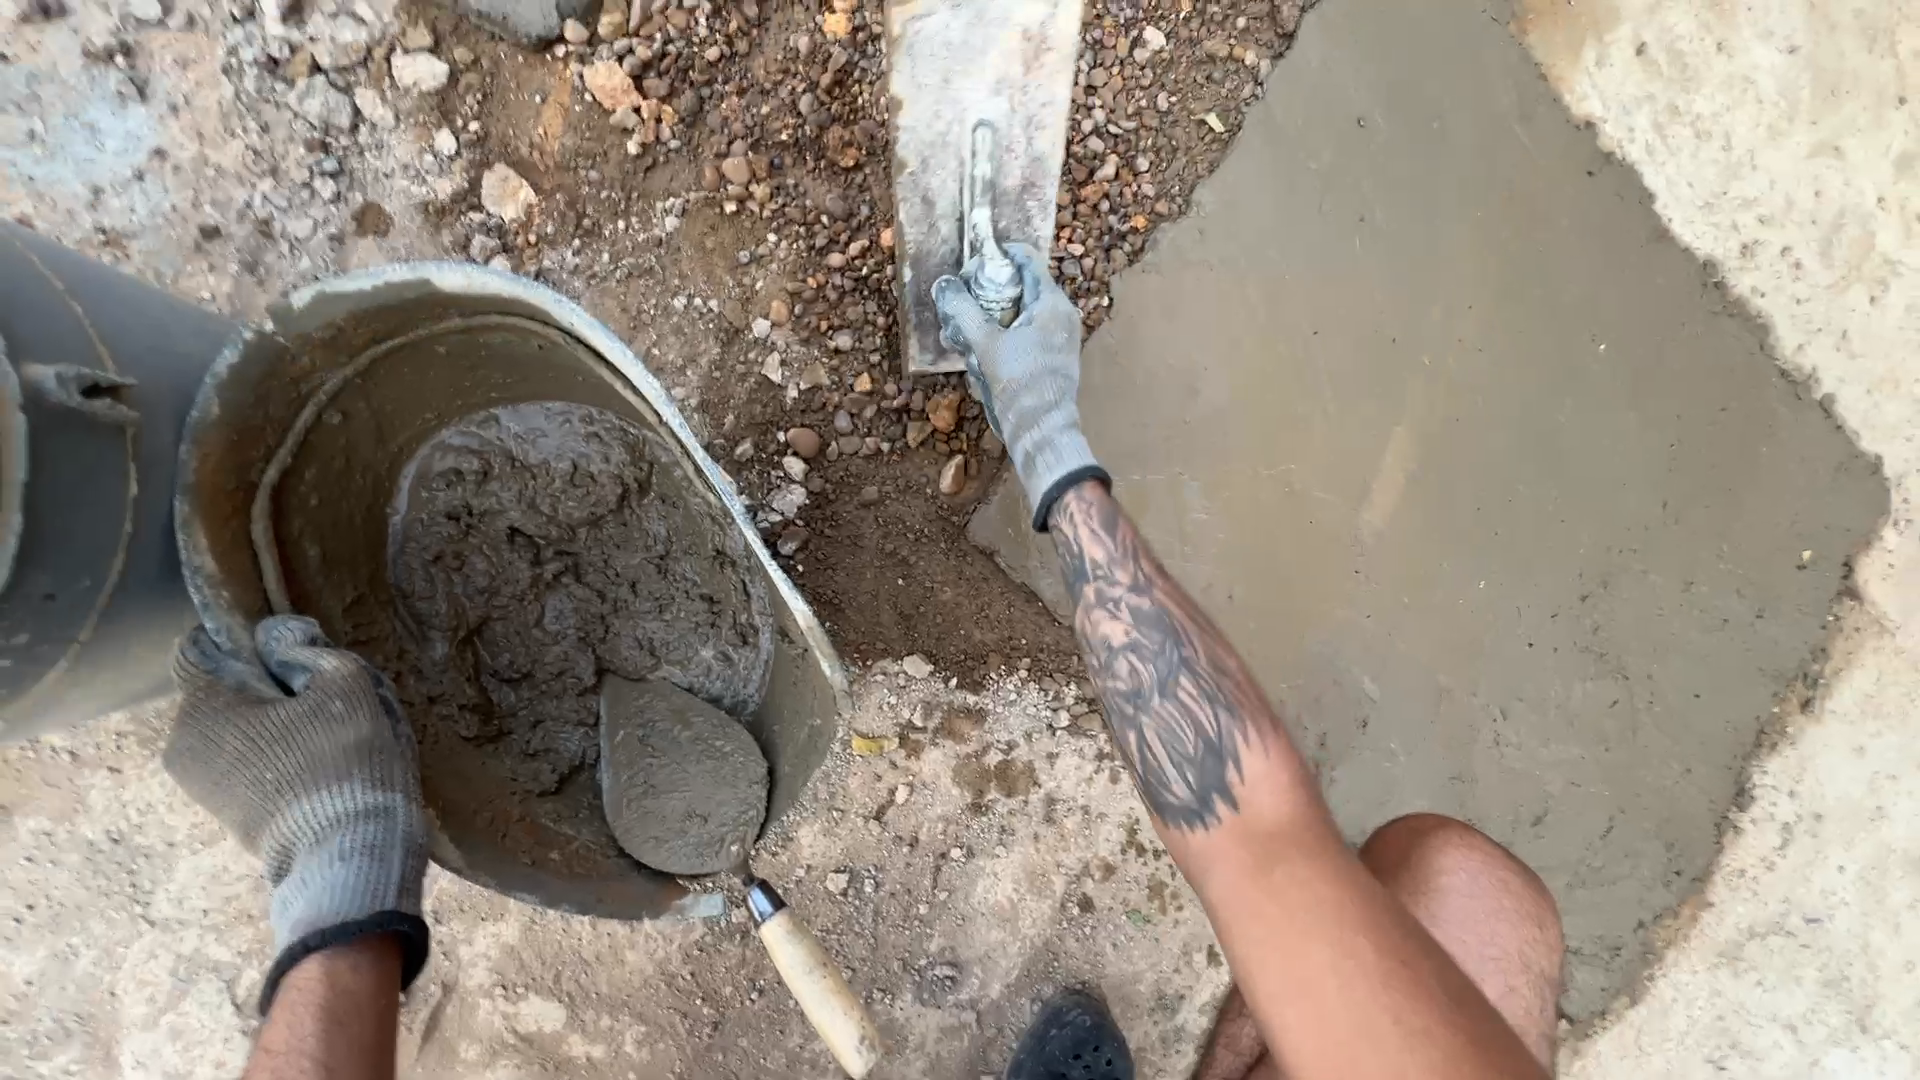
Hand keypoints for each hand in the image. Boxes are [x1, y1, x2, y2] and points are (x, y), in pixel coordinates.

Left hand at [166, 615, 430, 1012]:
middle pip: (238, 692)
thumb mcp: (345, 684)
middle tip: (340, 696)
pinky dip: (291, 753)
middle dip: (285, 688)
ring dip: (292, 722)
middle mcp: (184, 745)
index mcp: (201, 709)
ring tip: (344, 732)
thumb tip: (285, 637)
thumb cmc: (343, 754)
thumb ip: (313, 652)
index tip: (307, 650)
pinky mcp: (230, 810)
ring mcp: (202, 784)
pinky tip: (333, 761)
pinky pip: (258, 760)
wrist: (347, 842)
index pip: (212, 651)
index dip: (262, 643)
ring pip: (251, 728)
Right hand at [932, 242, 1109, 530]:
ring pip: (1022, 314)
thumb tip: (943, 285)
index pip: (1026, 259)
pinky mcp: (1056, 358)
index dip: (996, 257)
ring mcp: (1062, 337)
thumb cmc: (1019, 384)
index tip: (971, 269)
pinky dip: (1004, 338)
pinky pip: (1027, 336)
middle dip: (988, 294)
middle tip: (962, 304)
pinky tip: (981, 355)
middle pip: (1022, 287)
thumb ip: (963, 311)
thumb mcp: (985, 343)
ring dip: (992, 320)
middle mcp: (1062, 314)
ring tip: (964, 335)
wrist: (1042, 430)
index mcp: (1051, 302)